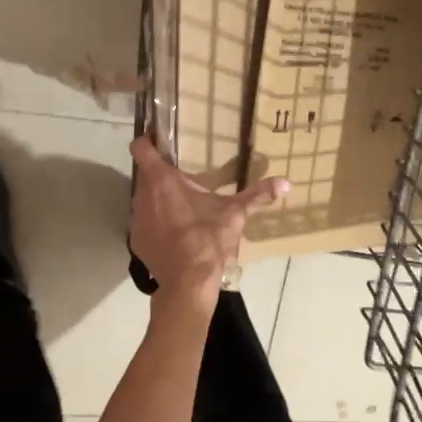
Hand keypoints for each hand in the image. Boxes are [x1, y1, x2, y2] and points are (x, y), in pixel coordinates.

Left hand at [128, 137, 285, 306]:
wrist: (188, 281)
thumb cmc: (208, 238)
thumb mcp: (235, 214)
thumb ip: (257, 195)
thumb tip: (286, 183)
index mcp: (162, 180)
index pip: (141, 147)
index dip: (146, 140)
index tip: (157, 140)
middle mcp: (142, 195)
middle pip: (145, 175)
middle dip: (161, 175)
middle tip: (183, 179)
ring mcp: (136, 220)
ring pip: (144, 199)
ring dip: (158, 200)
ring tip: (181, 208)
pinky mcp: (136, 241)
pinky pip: (145, 224)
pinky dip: (156, 225)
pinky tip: (175, 234)